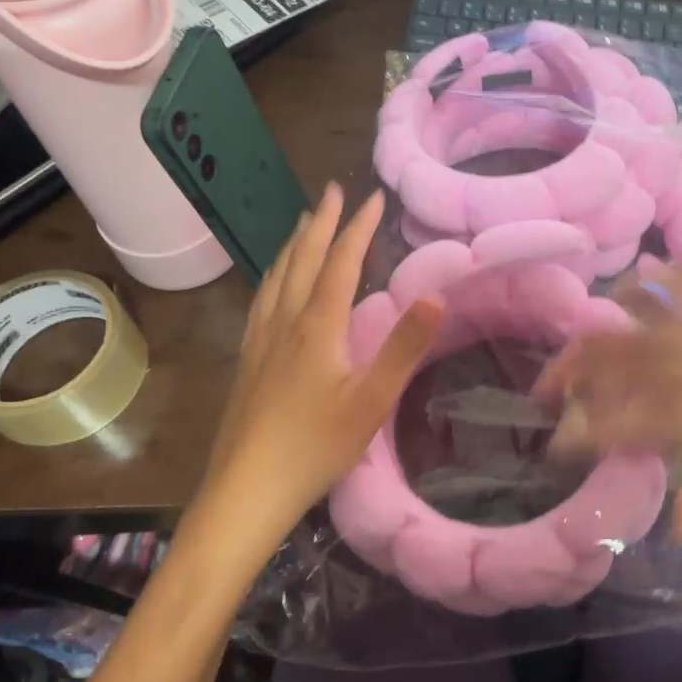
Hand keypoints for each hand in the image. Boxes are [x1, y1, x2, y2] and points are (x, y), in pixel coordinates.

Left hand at [198, 183, 443, 545]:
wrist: (246, 491)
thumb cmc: (316, 447)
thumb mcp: (371, 400)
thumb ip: (404, 347)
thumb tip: (436, 294)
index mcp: (317, 327)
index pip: (341, 264)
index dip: (359, 228)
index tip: (374, 197)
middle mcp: (285, 323)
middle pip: (303, 261)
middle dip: (322, 223)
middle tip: (333, 190)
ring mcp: (260, 342)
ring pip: (277, 277)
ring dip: (294, 244)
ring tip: (303, 222)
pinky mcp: (247, 362)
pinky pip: (262, 300)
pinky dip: (273, 276)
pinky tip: (272, 285)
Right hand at [536, 271, 681, 538]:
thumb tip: (670, 526)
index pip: (625, 422)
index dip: (582, 434)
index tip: (554, 445)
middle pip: (615, 363)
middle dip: (570, 375)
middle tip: (541, 391)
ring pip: (634, 322)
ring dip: (596, 332)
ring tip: (573, 345)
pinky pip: (679, 281)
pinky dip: (649, 280)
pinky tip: (631, 283)